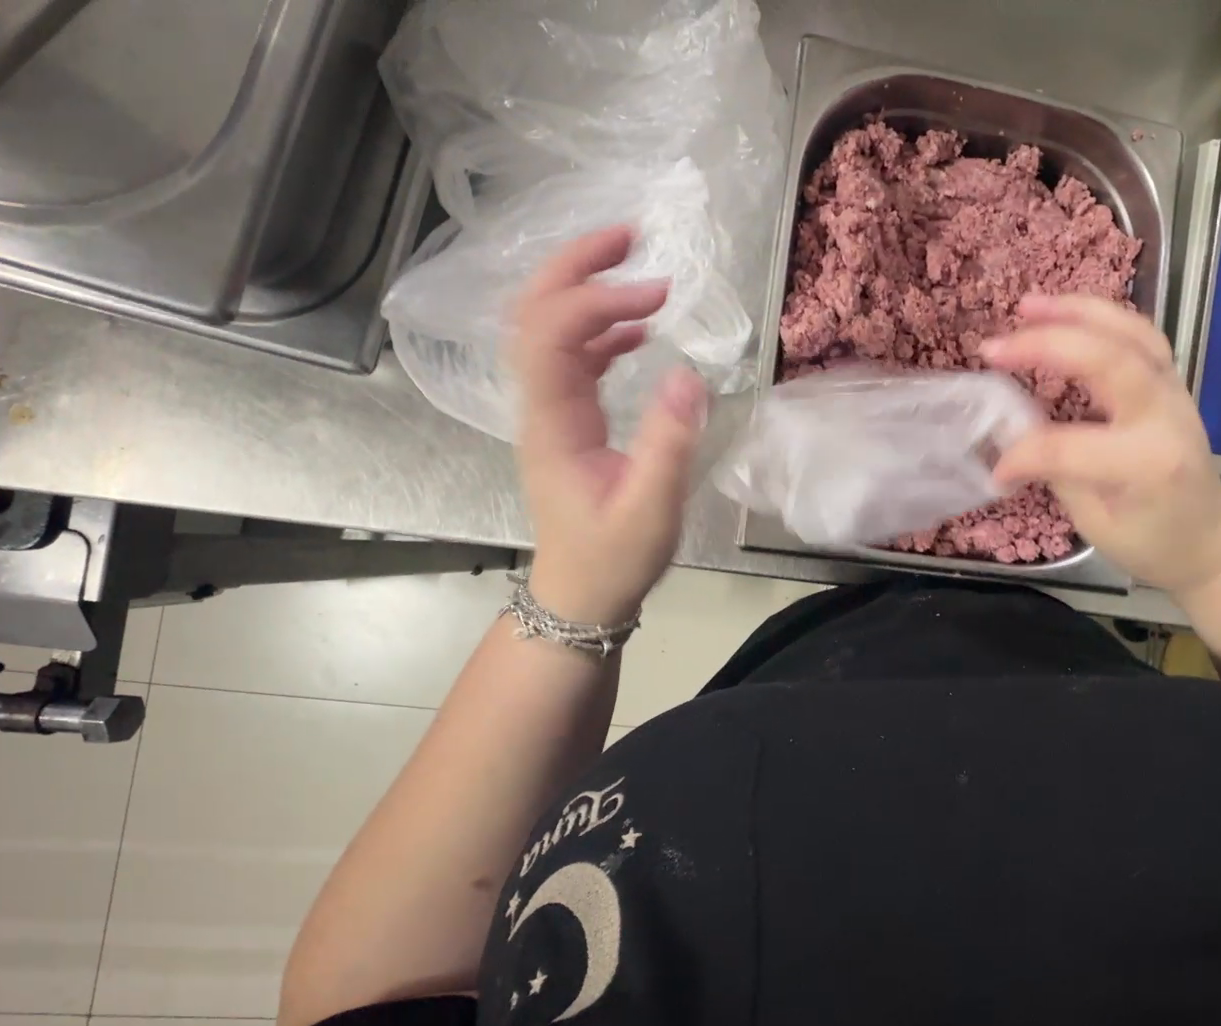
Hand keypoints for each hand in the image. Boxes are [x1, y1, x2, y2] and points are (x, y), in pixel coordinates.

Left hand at [510, 227, 707, 625]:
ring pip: (550, 329)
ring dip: (587, 290)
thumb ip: (669, 443)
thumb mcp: (650, 508)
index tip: (658, 294)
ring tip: (638, 267)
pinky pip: (573, 358)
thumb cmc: (613, 558)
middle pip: (534, 313)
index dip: (597, 299)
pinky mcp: (568, 421)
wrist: (581, 594)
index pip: (552, 334)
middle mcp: (541, 405)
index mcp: (552, 423)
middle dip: (575, 266)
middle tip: (628, 235)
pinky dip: (602, 331)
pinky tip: (638, 330)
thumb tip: (687, 374)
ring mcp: (551, 411)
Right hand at [982, 295, 1220, 596]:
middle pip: (1110, 359)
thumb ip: (1056, 472)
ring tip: (1028, 305)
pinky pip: (1140, 336)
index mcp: (1147, 463)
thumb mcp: (1095, 523)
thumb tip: (1009, 441)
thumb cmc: (1152, 544)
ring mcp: (1174, 393)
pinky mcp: (1172, 384)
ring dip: (1077, 312)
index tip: (998, 472)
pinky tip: (1066, 315)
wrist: (1209, 544)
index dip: (1023, 454)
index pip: (1069, 445)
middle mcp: (1166, 417)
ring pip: (1132, 332)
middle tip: (994, 346)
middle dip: (1048, 344)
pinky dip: (1101, 318)